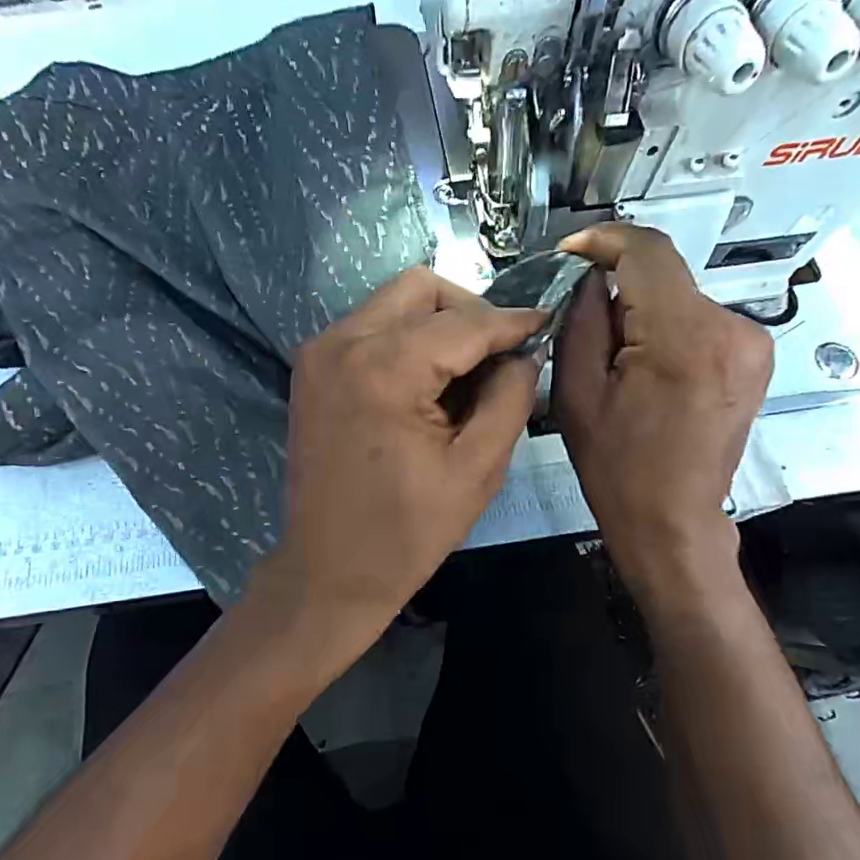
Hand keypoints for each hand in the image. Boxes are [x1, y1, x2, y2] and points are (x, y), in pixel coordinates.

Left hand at [273, 267, 542, 628]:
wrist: (330, 571)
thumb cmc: (410, 531)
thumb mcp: (479, 469)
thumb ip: (511, 399)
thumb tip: (526, 354)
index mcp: (384, 369)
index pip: (465, 322)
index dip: (512, 321)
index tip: (546, 322)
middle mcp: (343, 342)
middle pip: (422, 289)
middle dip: (472, 312)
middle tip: (502, 354)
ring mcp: (320, 352)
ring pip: (396, 303)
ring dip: (441, 325)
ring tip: (470, 373)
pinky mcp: (313, 368)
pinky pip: (373, 328)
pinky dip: (410, 341)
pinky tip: (432, 383)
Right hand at [554, 223, 772, 594]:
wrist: (674, 521)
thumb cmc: (621, 471)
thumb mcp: (578, 394)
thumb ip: (583, 319)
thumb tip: (594, 276)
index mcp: (684, 339)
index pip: (648, 250)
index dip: (605, 240)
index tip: (575, 252)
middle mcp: (732, 330)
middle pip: (665, 275)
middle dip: (623, 290)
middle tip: (592, 331)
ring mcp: (753, 344)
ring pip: (683, 297)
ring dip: (648, 313)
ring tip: (625, 364)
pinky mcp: (757, 357)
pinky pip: (703, 320)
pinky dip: (674, 330)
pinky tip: (656, 371)